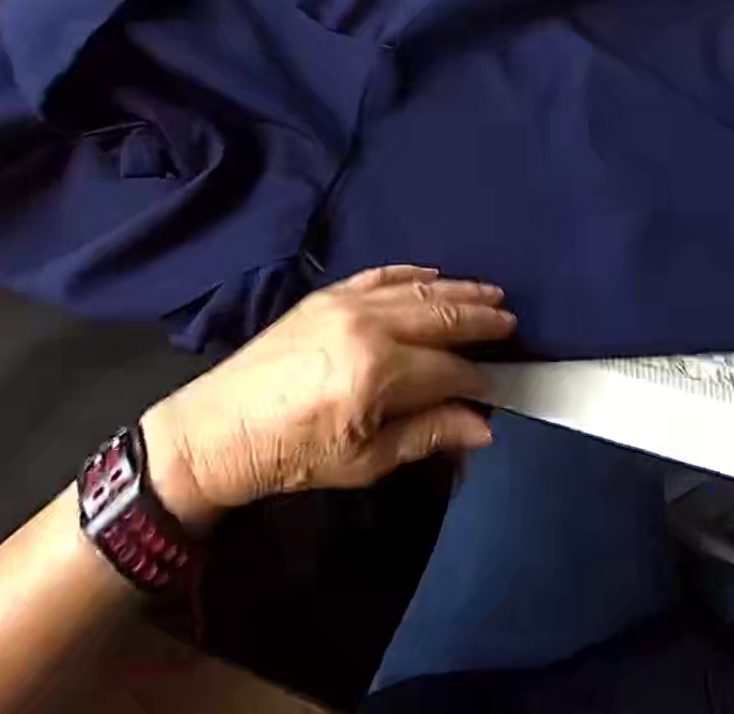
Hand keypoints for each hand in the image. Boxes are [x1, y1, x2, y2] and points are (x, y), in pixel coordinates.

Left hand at [140, 266, 512, 529]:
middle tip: (510, 321)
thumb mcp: (366, 460)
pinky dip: (410, 274)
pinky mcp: (324, 295)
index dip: (478, 380)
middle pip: (440, 316)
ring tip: (488, 293)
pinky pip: (377, 275)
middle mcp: (366, 325)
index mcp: (378, 371)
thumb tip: (484, 424)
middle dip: (480, 319)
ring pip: (415, 289)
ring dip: (456, 290)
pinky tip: (432, 276)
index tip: (497, 387)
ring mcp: (343, 303)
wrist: (223, 426)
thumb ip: (428, 433)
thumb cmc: (294, 454)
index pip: (449, 369)